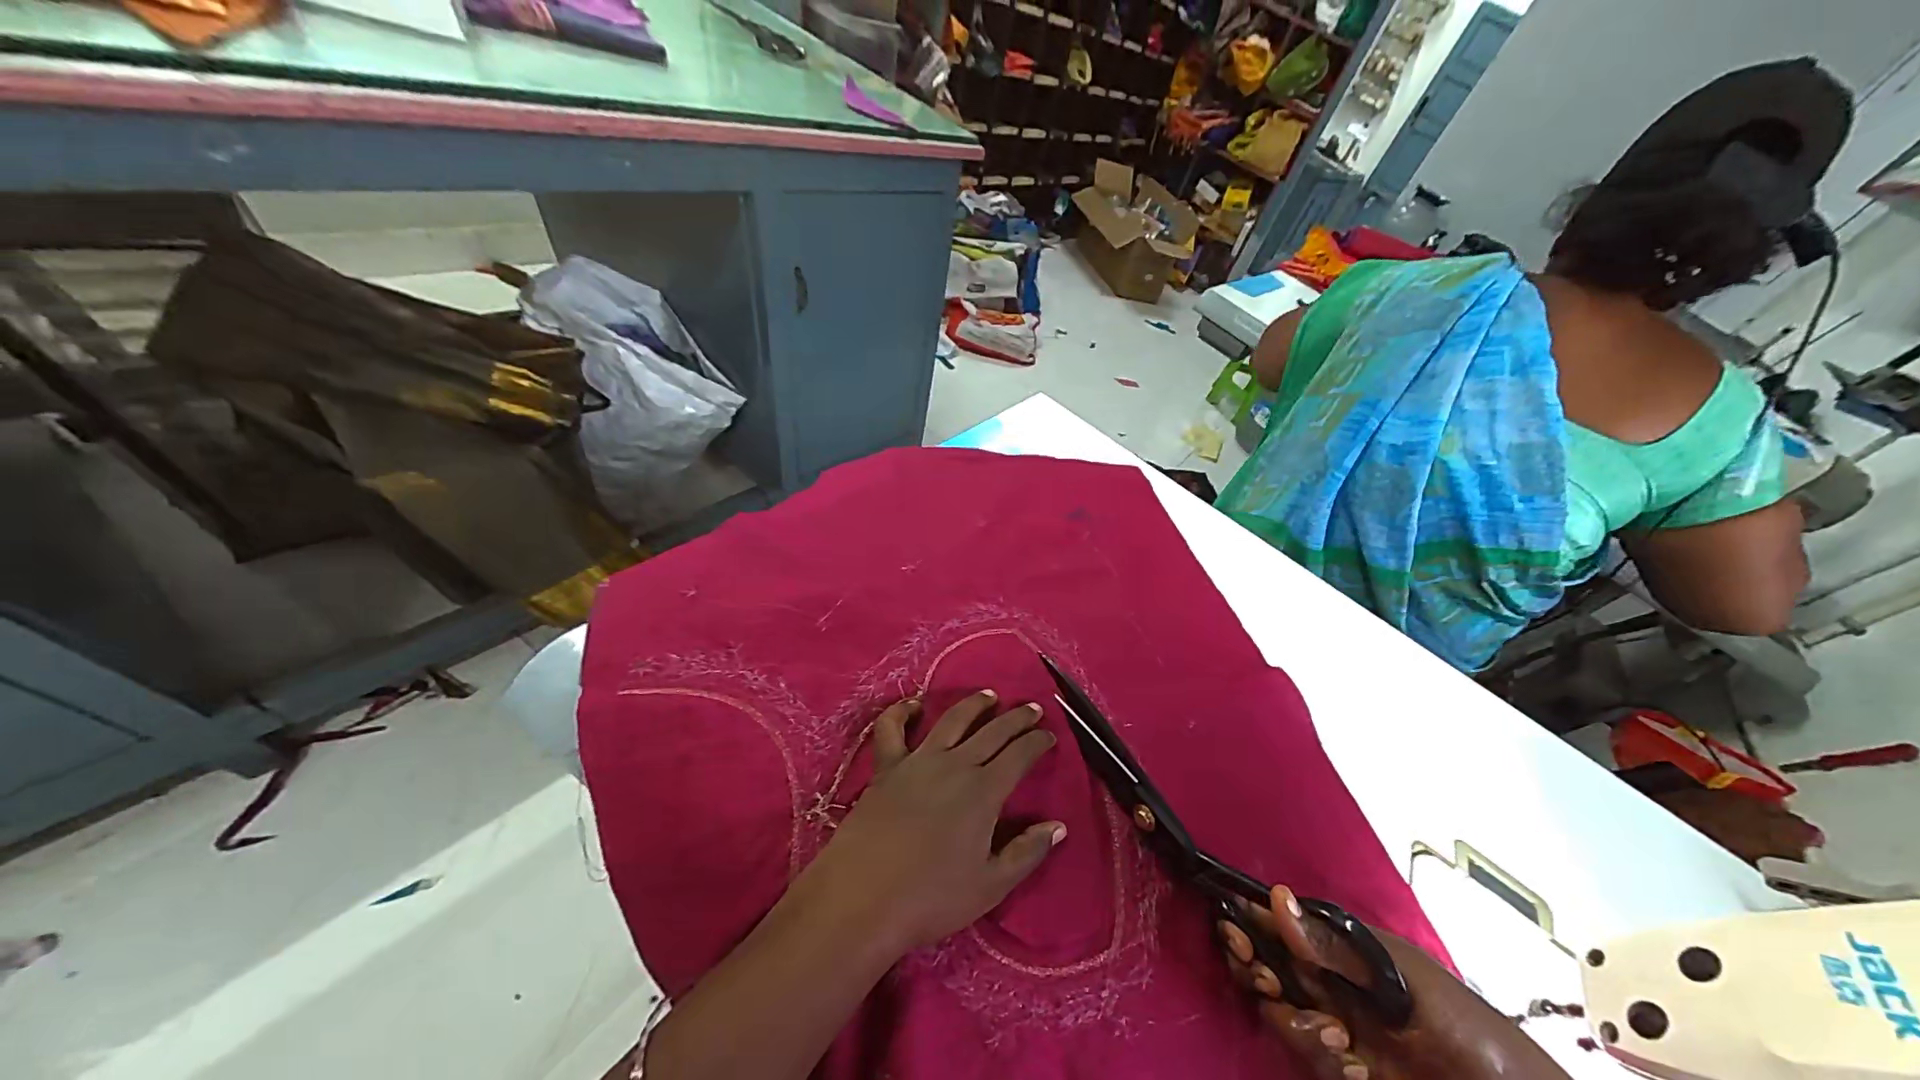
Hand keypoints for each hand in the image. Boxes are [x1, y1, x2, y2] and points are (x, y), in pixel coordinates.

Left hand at [790, 690, 1065, 954]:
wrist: (863, 897)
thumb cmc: (931, 897)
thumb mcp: (990, 885)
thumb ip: (1026, 852)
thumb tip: (1057, 827)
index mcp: (984, 791)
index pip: (1019, 755)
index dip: (1037, 742)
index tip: (1050, 736)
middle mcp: (954, 765)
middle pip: (992, 731)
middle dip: (1016, 718)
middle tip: (1032, 708)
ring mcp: (917, 762)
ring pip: (951, 720)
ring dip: (974, 705)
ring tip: (989, 696)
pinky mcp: (885, 768)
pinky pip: (891, 729)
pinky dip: (902, 711)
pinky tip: (913, 704)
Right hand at [1220, 886, 1570, 1079]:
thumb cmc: (1466, 1027)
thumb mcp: (1401, 980)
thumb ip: (1335, 947)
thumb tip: (1276, 897)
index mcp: (1340, 947)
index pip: (1277, 924)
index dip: (1247, 925)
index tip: (1235, 936)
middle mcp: (1327, 980)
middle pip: (1265, 966)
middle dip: (1258, 976)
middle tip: (1275, 988)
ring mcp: (1333, 1024)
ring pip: (1279, 1013)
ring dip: (1296, 1026)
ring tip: (1339, 1043)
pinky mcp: (1341, 1065)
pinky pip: (1306, 1057)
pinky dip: (1319, 1061)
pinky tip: (1352, 1068)